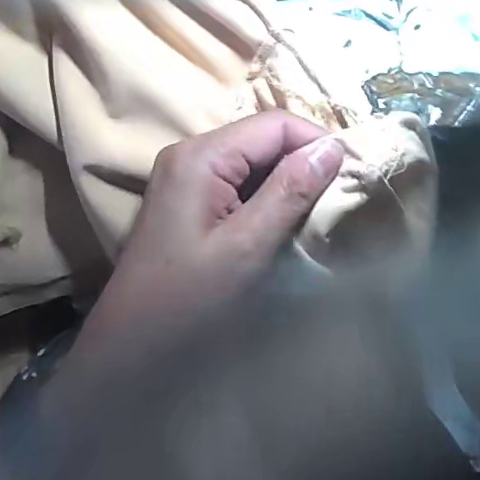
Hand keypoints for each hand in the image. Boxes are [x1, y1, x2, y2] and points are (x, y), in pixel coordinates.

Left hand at [52, 112, 345, 402]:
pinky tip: (285, 220)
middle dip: (305, 160)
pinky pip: (238, 179)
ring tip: (320, 208)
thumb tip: (334, 146)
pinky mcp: (188, 198)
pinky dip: (268, 194)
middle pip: (263, 137)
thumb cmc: (187, 302)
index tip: (352, 173)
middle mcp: (191, 153)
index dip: (317, 141)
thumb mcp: (247, 246)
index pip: (275, 124)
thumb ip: (290, 191)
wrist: (127, 356)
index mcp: (201, 156)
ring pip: (254, 158)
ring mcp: (186, 175)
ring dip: (289, 178)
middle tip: (340, 194)